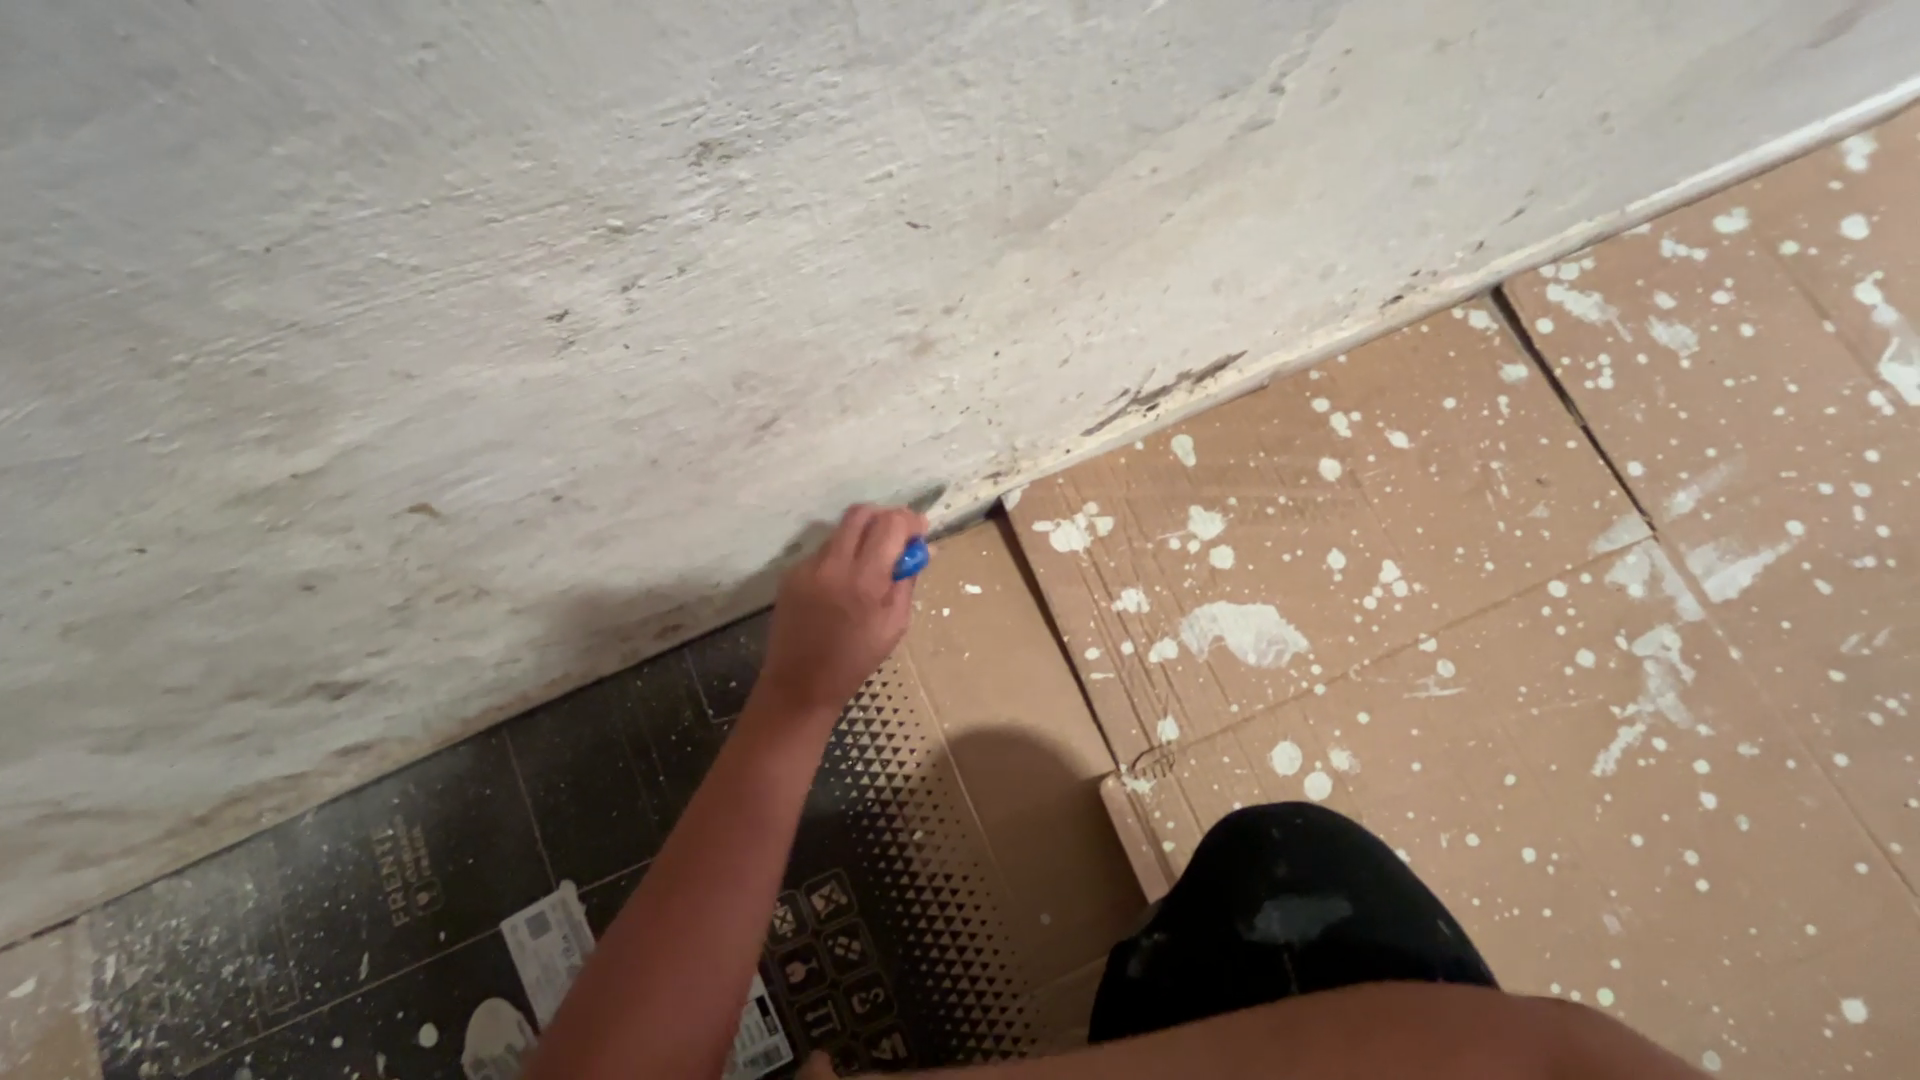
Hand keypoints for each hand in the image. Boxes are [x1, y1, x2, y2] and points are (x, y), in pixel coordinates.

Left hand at [753, 504, 926, 716]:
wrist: (800, 683)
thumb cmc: (856, 660)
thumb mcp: (895, 624)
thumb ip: (906, 581)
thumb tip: (919, 549)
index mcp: (864, 580)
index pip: (891, 524)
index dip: (910, 521)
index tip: (919, 531)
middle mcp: (833, 565)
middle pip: (862, 513)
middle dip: (885, 518)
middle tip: (897, 538)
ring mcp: (808, 567)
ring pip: (841, 531)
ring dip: (862, 538)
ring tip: (870, 566)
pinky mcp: (791, 574)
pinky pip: (823, 552)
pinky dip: (841, 557)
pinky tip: (844, 585)